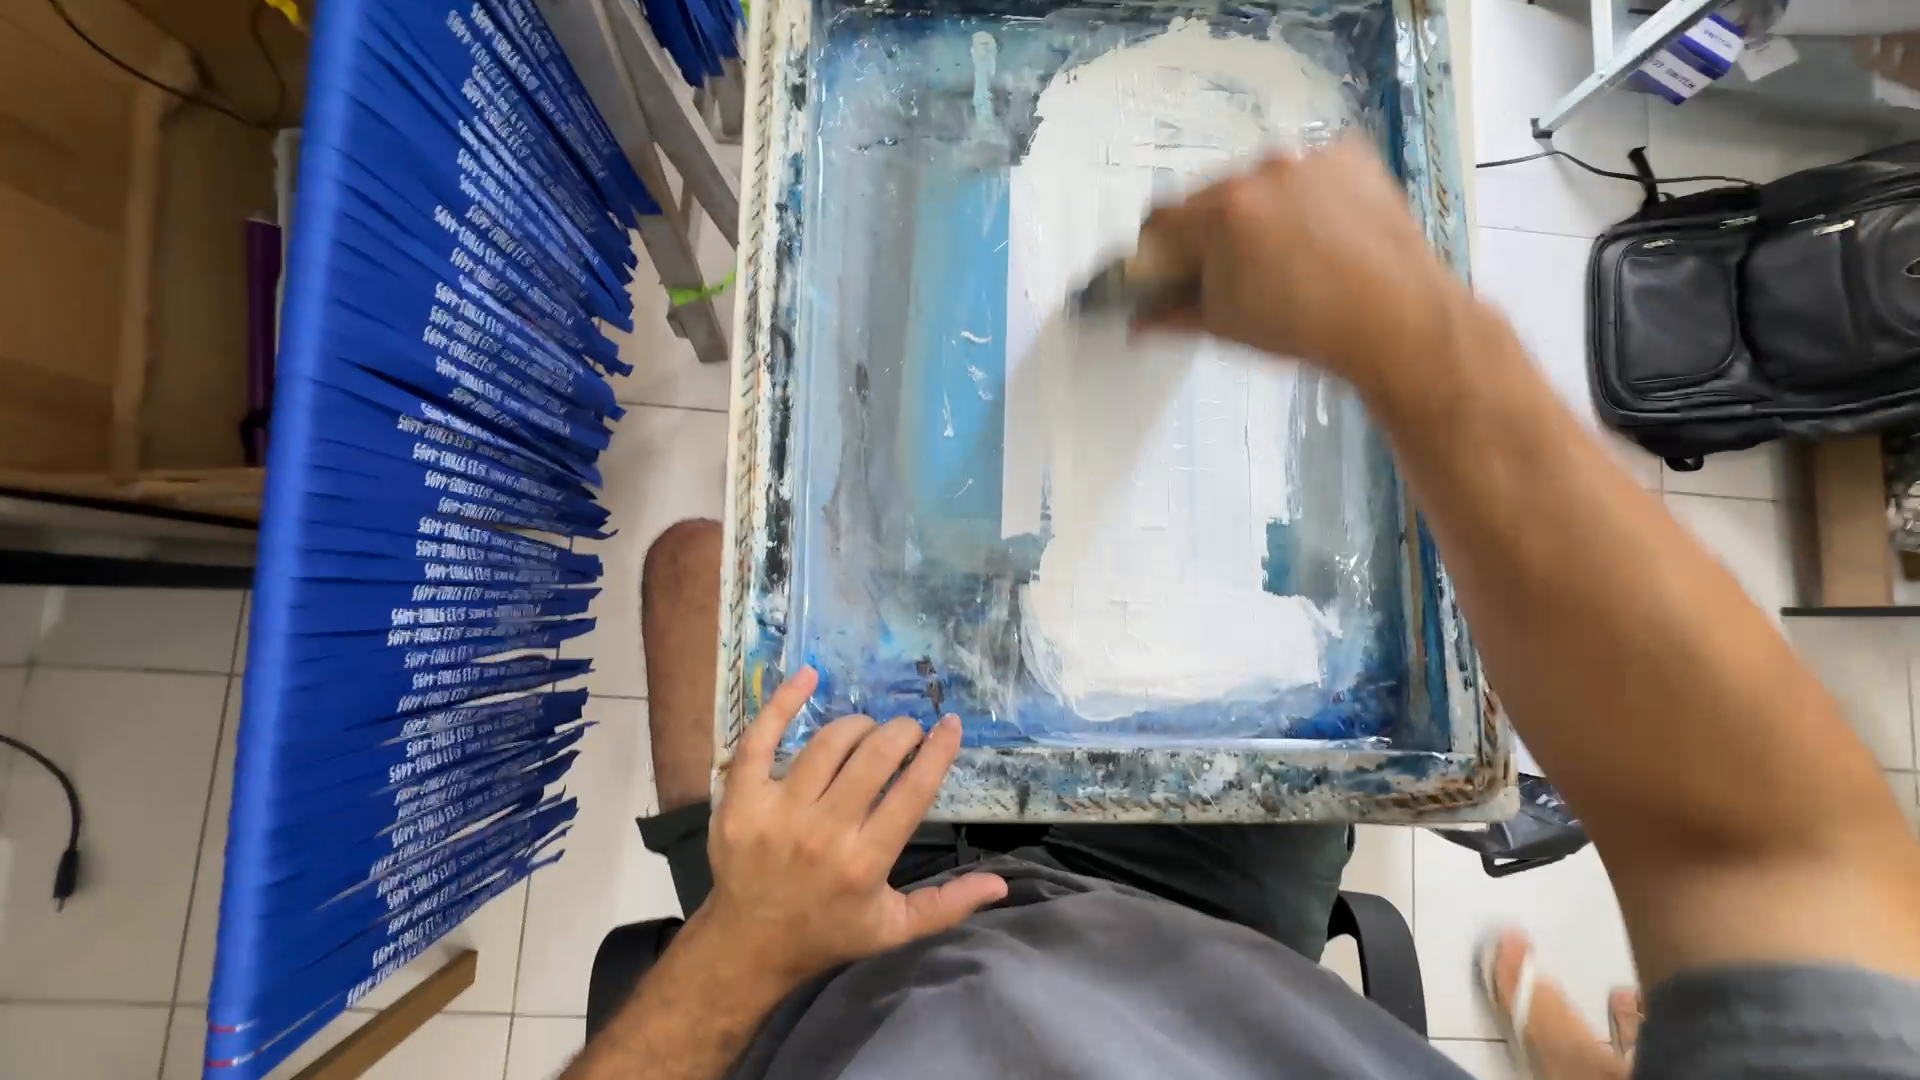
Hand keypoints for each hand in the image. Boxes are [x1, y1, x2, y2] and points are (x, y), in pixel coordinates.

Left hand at [698, 666, 1008, 985]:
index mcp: (865, 862)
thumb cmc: (826, 933)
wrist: (746, 947)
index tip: (950, 724)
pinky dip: (783, 702)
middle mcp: (824, 832)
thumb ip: (946, 905)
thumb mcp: (892, 929)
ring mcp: (778, 812)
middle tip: (907, 733)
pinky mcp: (741, 799)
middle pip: (875, 756)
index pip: (913, 790)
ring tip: (869, 731)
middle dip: (901, 732)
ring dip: (859, 726)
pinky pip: (759, 739)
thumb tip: (1002, 882)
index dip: (938, 750)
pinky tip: (808, 676)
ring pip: (829, 743)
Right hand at [1134, 137, 1467, 396]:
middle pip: (1207, 198)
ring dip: (1254, 213)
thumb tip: (1139, 323)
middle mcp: (1262, 172)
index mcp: (1223, 213)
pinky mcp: (1347, 156)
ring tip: (1280, 258)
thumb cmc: (1312, 327)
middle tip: (1228, 271)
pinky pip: (1303, 172)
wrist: (1395, 319)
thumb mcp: (1225, 326)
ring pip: (1256, 183)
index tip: (1165, 268)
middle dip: (1208, 233)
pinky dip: (1300, 198)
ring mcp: (1308, 159)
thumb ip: (1172, 316)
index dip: (1156, 251)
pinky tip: (1314, 237)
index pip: (1159, 222)